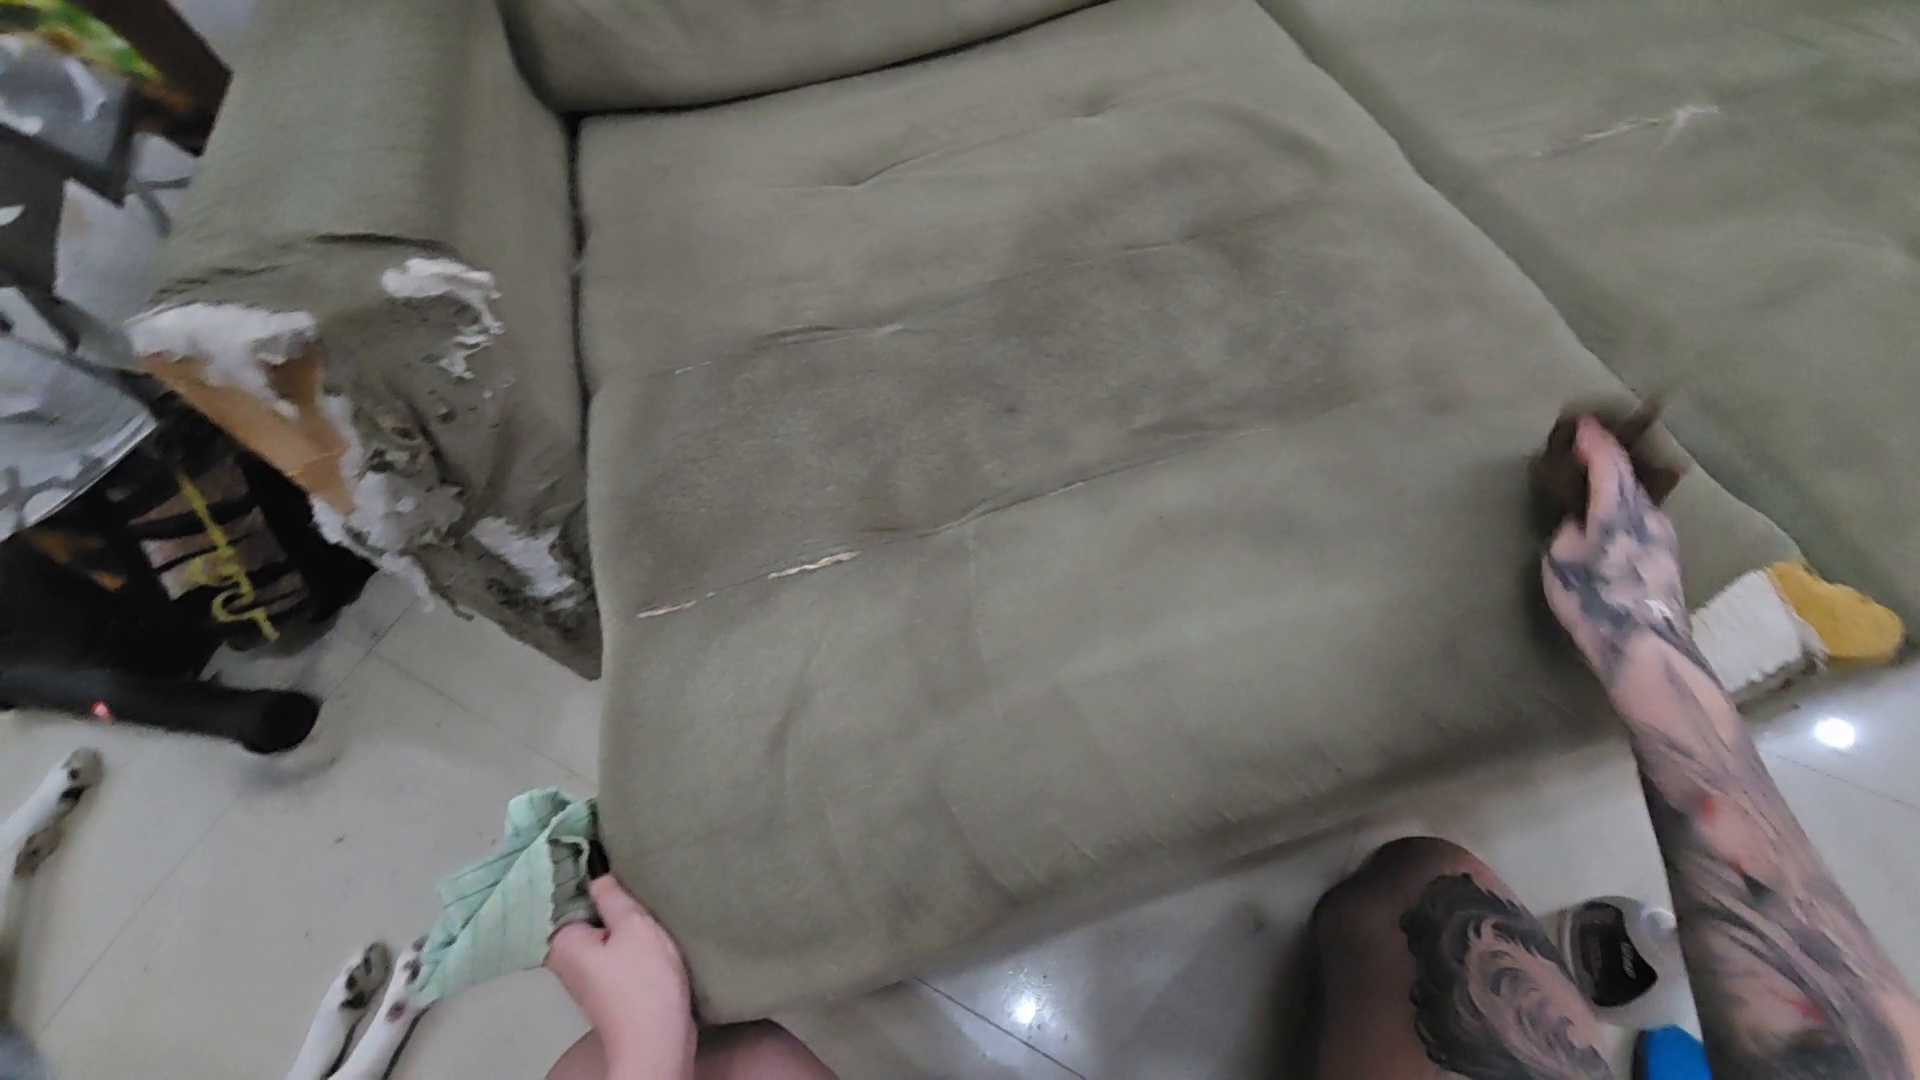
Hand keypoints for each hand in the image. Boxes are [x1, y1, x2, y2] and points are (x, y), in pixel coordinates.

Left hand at [547, 875, 696, 1079]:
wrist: (657, 1039)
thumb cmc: (644, 980)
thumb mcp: (635, 925)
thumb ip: (613, 895)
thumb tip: (597, 874)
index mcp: (562, 942)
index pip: (568, 894)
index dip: (590, 873)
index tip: (609, 854)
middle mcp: (564, 959)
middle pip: (585, 912)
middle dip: (607, 897)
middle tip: (633, 872)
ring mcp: (584, 975)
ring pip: (600, 930)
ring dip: (619, 916)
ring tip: (642, 894)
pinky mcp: (604, 985)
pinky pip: (610, 947)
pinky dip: (624, 936)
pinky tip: (644, 924)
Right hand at [1540, 417, 1705, 687]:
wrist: (1643, 644)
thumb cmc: (1593, 597)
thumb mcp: (1561, 558)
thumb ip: (1570, 531)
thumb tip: (1579, 522)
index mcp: (1620, 510)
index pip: (1609, 464)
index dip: (1594, 441)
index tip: (1580, 423)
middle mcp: (1650, 516)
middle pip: (1627, 479)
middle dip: (1606, 460)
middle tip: (1583, 448)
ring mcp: (1664, 538)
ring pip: (1635, 500)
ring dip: (1615, 485)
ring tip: (1593, 481)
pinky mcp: (1666, 558)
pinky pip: (1640, 519)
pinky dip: (1622, 507)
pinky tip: (1608, 516)